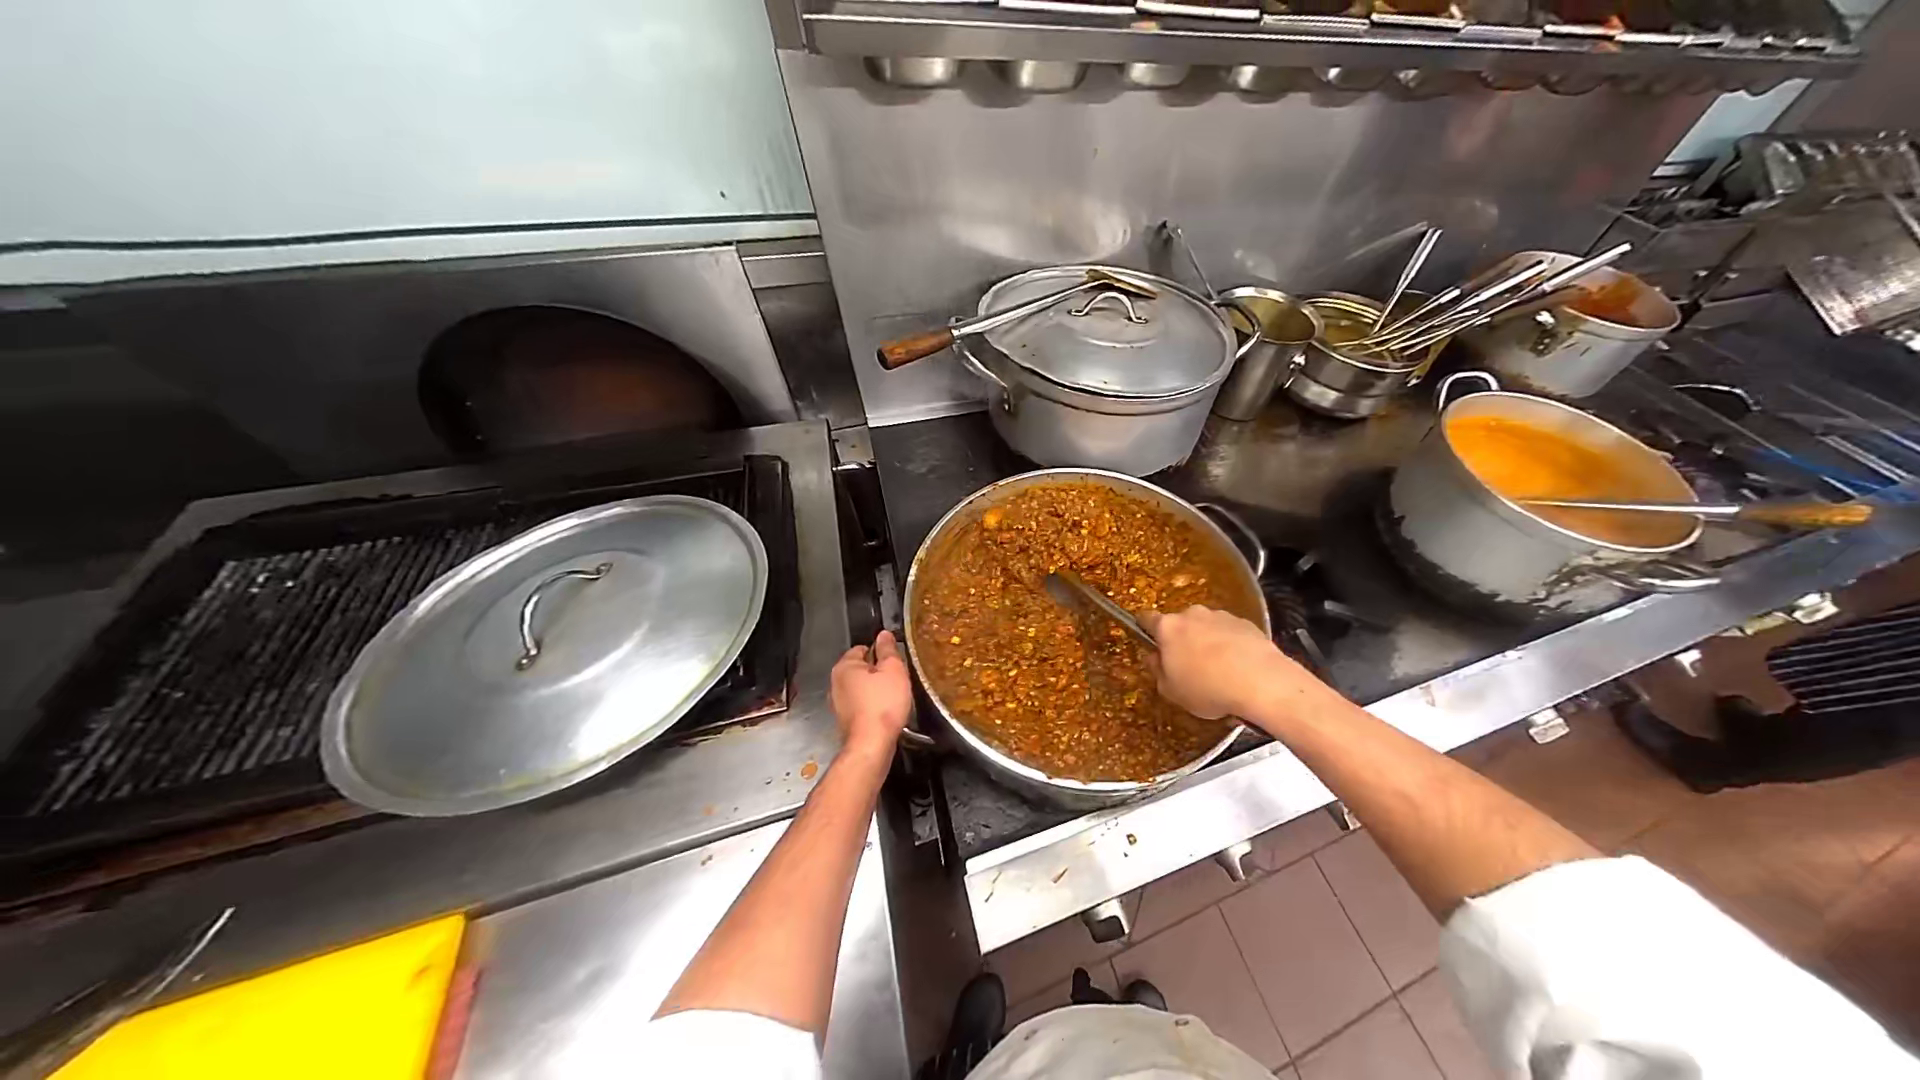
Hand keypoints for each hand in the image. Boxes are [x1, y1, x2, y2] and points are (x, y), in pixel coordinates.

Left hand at [830, 630, 911, 753]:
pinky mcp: (845, 720)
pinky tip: (885, 713)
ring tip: (892, 698)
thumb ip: (888, 649)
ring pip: (861, 688)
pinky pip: (861, 706)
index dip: (881, 652)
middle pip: (861, 669)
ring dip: (875, 691)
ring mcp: (838, 703)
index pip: (862, 648)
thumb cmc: (882, 706)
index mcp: (844, 666)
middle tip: (896, 680)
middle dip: (878, 673)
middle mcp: (836, 683)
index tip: (894, 661)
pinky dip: (872, 707)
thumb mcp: (893, 670)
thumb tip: (884, 635)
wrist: (871, 745)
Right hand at [1139, 605, 1318, 721]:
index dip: (1144, 629)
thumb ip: (1157, 671)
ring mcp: (1221, 617)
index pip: (1146, 618)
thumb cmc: (1208, 688)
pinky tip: (1238, 669)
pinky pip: (1230, 633)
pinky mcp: (1246, 624)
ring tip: (1218, 672)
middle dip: (1180, 640)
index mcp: (1167, 627)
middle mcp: (1192, 615)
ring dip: (1206, 643)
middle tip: (1186, 666)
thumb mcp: (1171, 690)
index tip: (1148, 640)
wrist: (1262, 683)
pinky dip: (1230, 646)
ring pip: (1206, 628)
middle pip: (1179, 624)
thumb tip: (1155, 658)